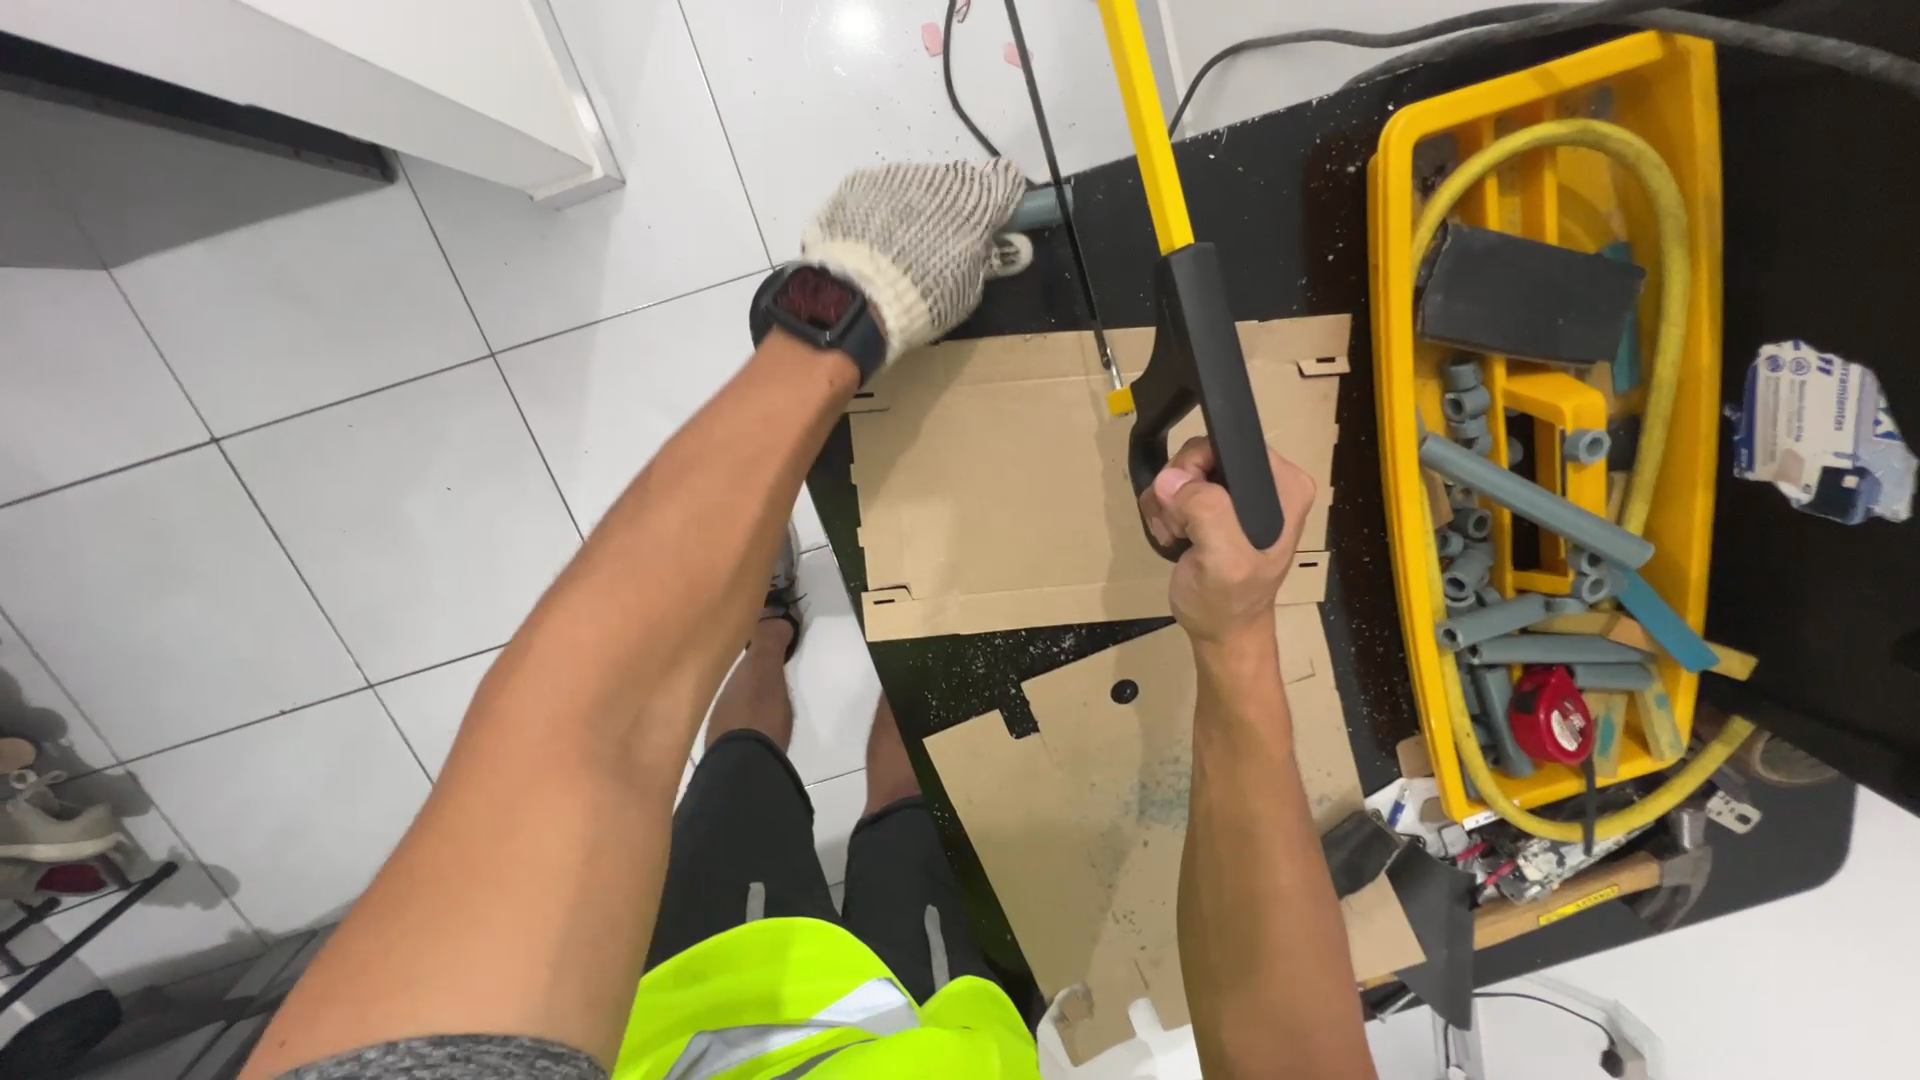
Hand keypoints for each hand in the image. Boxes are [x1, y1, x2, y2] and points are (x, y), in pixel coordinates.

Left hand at [801, 158, 1026, 365]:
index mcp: (975, 201)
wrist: (858, 297)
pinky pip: (880, 193)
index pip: (1005, 179)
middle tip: (939, 246)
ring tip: (898, 248)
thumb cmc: (925, 298)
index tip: (994, 220)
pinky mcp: (857, 183)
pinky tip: (871, 243)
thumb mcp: (968, 290)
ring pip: (916, 186)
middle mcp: (938, 177)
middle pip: (956, 183)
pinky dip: (881, 212)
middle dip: (953, 208)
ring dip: (915, 208)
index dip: (1002, 199)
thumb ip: (990, 260)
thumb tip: (1018, 248)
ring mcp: (895, 176)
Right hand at [1138, 437, 1316, 644]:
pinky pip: (1175, 487)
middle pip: (1202, 453)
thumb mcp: (1223, 561)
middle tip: (1180, 527)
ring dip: (1167, 504)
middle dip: (1179, 488)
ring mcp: (1239, 493)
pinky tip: (1174, 537)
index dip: (1199, 467)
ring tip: (1176, 537)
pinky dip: (1164, 511)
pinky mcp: (1215, 504)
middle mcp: (1267, 481)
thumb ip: (1206, 513)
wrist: (1221, 631)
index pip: (1231, 444)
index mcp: (1285, 485)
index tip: (1188, 507)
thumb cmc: (1227, 603)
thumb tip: (1171, 480)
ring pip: (1182, 470)